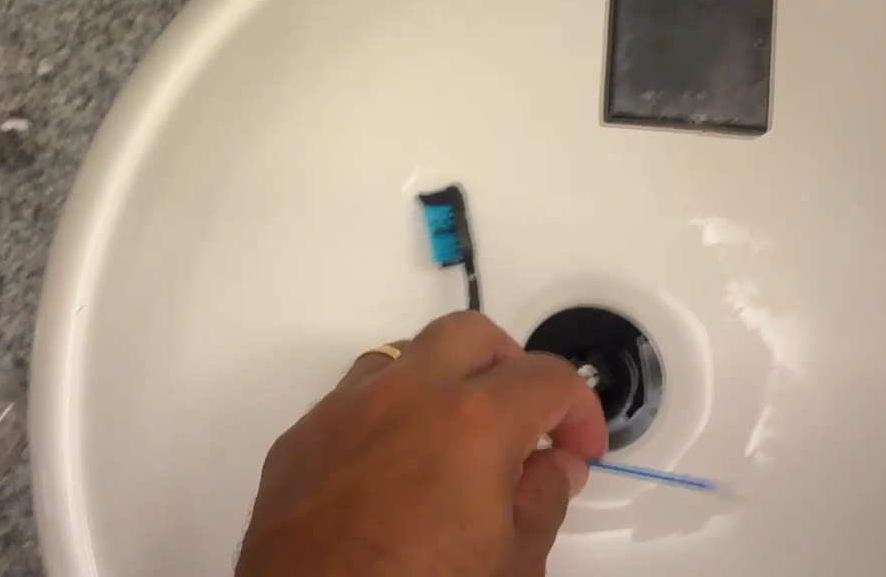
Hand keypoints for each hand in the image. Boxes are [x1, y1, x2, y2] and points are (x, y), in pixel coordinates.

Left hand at [236, 311, 607, 576]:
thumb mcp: (512, 567)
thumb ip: (543, 501)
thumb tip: (554, 462)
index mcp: (472, 419)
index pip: (546, 376)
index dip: (579, 407)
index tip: (580, 449)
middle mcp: (407, 390)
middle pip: (470, 333)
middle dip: (508, 366)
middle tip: (523, 422)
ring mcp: (347, 404)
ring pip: (406, 354)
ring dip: (442, 381)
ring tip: (455, 443)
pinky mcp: (304, 431)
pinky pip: (356, 396)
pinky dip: (389, 414)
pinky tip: (392, 469)